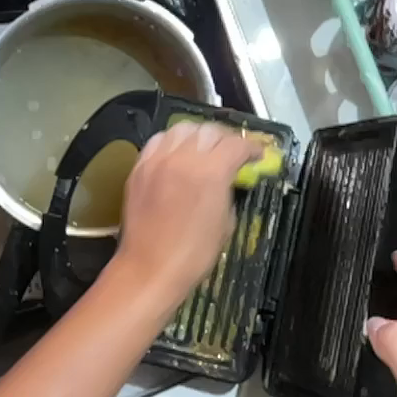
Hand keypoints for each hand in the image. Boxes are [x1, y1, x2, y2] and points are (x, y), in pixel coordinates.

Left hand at [109, 122, 259, 305]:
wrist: (151, 268)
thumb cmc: (194, 254)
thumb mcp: (226, 222)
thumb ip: (228, 191)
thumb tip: (227, 180)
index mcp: (211, 172)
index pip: (236, 145)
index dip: (252, 147)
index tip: (257, 155)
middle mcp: (183, 158)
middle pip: (209, 131)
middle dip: (226, 139)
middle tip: (232, 151)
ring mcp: (158, 160)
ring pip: (182, 129)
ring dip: (198, 135)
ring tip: (204, 147)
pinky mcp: (139, 167)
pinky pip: (158, 141)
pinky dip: (172, 142)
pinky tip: (177, 153)